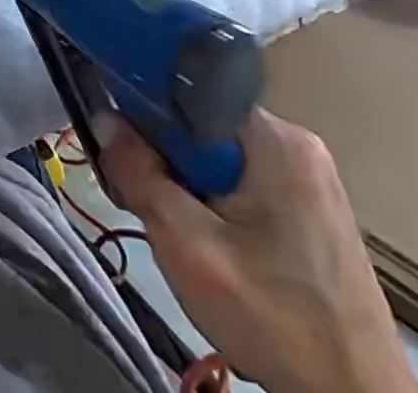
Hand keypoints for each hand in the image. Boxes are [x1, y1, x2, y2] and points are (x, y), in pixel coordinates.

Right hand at [101, 110, 417, 392]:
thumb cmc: (274, 318)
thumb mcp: (190, 247)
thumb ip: (143, 178)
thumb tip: (105, 121)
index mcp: (278, 139)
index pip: (196, 99)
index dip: (152, 119)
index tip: (122, 148)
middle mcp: (298, 144)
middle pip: (208, 131)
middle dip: (172, 164)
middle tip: (151, 206)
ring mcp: (310, 177)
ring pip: (225, 161)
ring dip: (194, 189)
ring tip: (186, 236)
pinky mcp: (312, 207)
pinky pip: (248, 185)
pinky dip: (221, 205)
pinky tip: (215, 246)